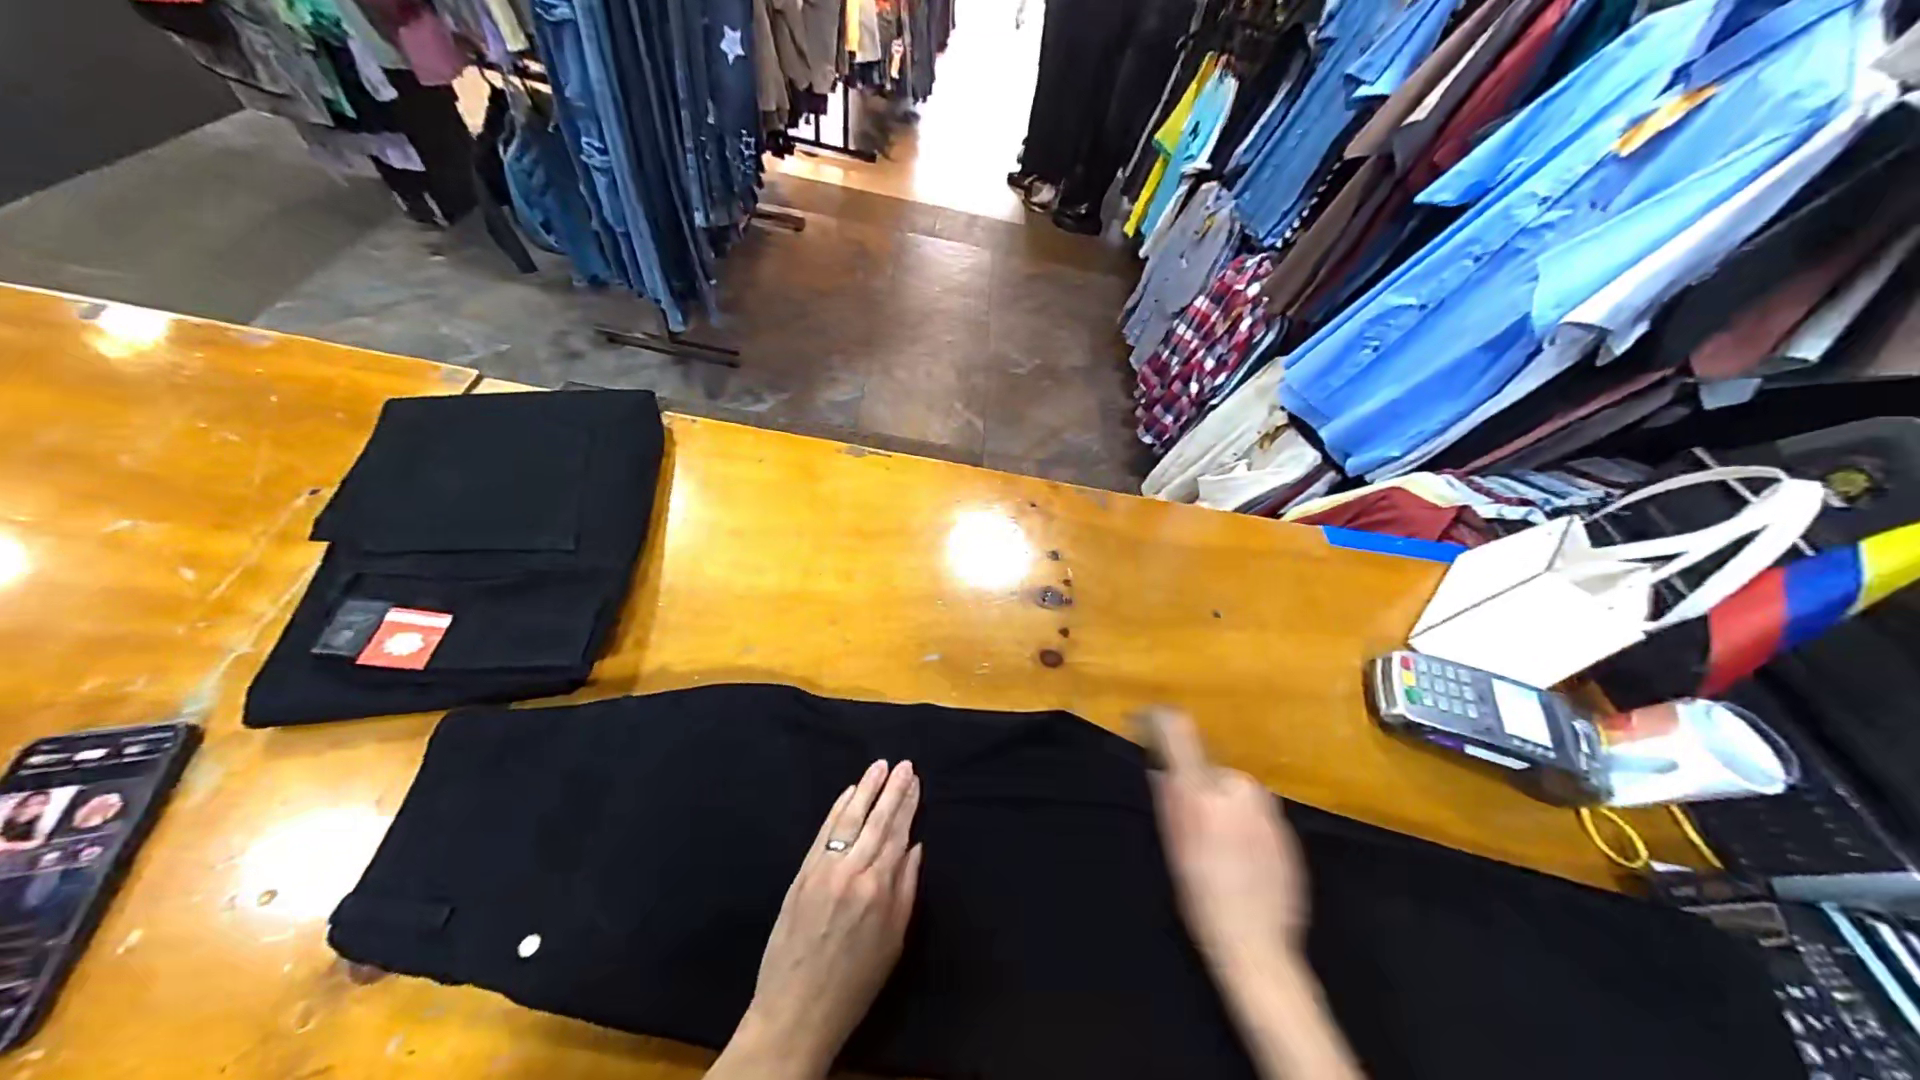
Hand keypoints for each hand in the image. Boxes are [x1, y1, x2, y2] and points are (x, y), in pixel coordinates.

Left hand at [710, 760, 922, 1079]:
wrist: (797, 1008)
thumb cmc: (855, 981)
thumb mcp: (893, 941)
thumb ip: (906, 889)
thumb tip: (915, 847)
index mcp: (879, 889)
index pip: (897, 833)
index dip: (907, 804)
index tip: (915, 780)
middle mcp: (852, 871)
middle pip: (876, 820)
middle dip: (892, 789)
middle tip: (903, 764)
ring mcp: (824, 869)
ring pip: (849, 819)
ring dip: (865, 790)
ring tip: (878, 766)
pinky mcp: (802, 874)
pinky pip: (824, 833)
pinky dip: (837, 809)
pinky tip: (848, 793)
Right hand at [1141, 708, 1305, 973]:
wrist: (1257, 943)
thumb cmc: (1202, 895)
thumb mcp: (1173, 845)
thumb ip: (1167, 795)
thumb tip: (1158, 761)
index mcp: (1204, 788)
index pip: (1179, 732)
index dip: (1158, 720)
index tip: (1143, 720)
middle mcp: (1239, 787)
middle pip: (1210, 770)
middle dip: (1198, 786)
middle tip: (1188, 825)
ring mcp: (1269, 809)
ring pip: (1234, 791)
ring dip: (1221, 805)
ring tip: (1215, 848)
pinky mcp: (1288, 829)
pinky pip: (1255, 813)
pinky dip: (1243, 823)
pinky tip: (1239, 858)